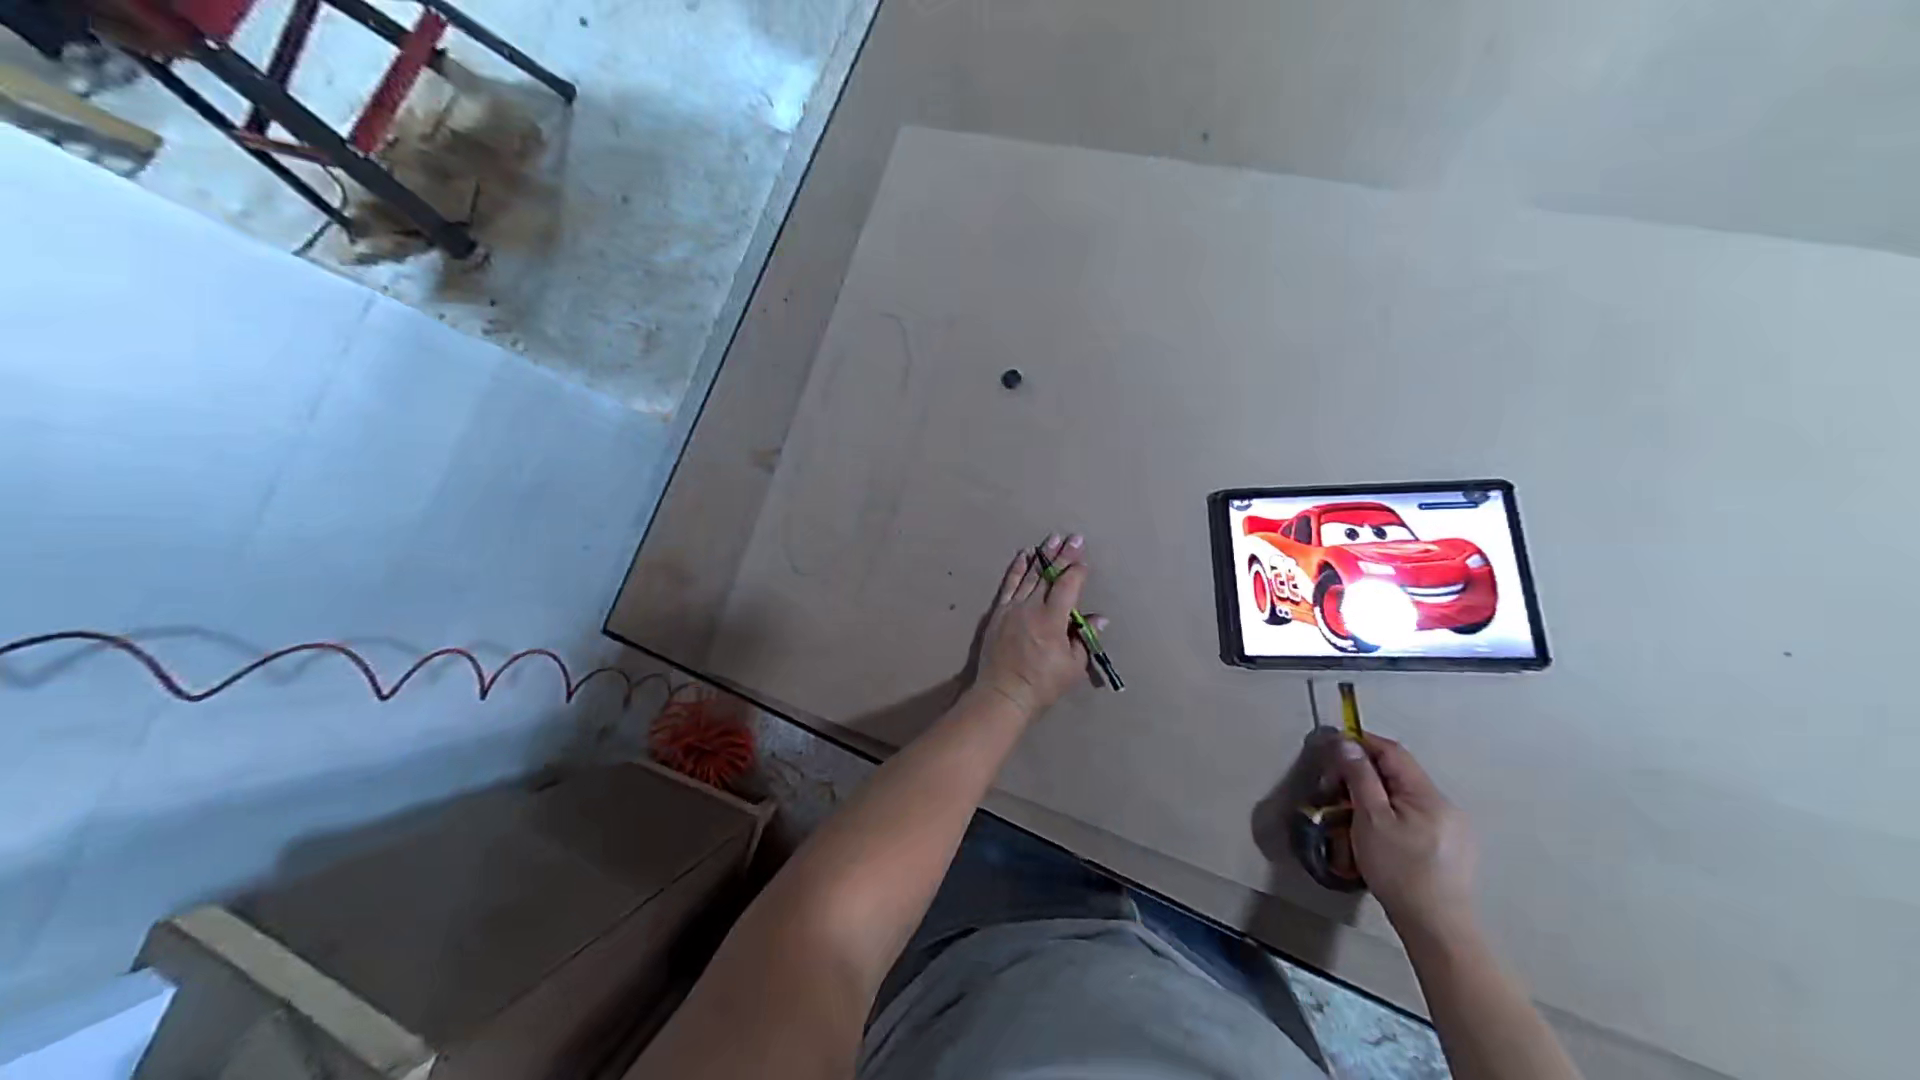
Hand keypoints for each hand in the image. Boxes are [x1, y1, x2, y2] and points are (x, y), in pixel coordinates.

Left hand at [971, 533, 1105, 716]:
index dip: (1078, 571)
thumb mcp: (1073, 666)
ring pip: (1029, 576)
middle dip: (1063, 555)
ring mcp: (1012, 608)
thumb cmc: (1042, 684)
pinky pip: (1009, 584)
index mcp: (1052, 619)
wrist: (1003, 694)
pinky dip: (1017, 569)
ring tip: (1052, 540)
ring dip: (1042, 557)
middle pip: (1049, 575)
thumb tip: (1098, 618)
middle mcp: (1031, 608)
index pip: (1068, 586)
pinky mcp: (998, 613)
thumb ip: (1084, 638)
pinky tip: (1023, 556)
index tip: (1084, 560)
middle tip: (1073, 538)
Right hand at [1337, 735, 1478, 942]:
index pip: (1393, 752)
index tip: (1333, 747)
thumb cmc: (1399, 870)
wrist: (1436, 927)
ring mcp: (1452, 828)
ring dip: (1376, 795)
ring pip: (1405, 796)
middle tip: (1335, 787)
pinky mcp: (1451, 847)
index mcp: (1429, 795)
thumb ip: (1360, 777)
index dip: (1362, 743)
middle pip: (1399, 773)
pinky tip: (1378, 832)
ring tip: (1351, 811)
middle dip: (1364, 773)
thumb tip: (1347, 743)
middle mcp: (1445, 805)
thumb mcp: (1370, 819)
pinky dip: (1391, 813)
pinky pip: (1415, 816)